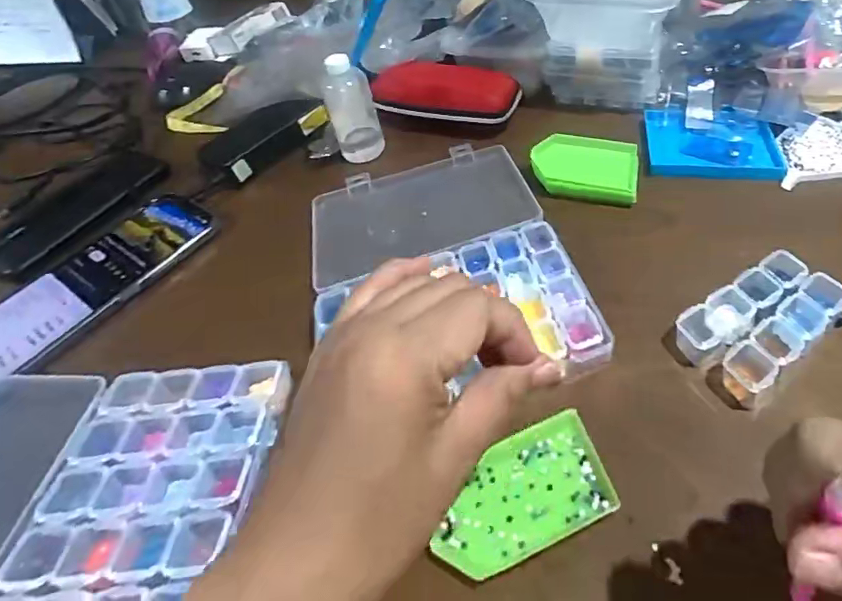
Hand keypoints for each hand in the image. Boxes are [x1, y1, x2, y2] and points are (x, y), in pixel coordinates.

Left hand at [191, 258, 561, 600]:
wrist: (293, 561)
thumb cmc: (380, 520)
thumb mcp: (451, 459)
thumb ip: (500, 396)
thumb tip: (547, 366)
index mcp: (406, 352)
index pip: (479, 307)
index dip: (515, 331)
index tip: (531, 372)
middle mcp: (373, 324)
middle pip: (450, 288)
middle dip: (489, 319)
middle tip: (506, 368)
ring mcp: (344, 330)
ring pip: (414, 283)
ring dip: (452, 301)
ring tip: (473, 344)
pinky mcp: (328, 343)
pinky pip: (370, 289)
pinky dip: (403, 280)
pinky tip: (423, 282)